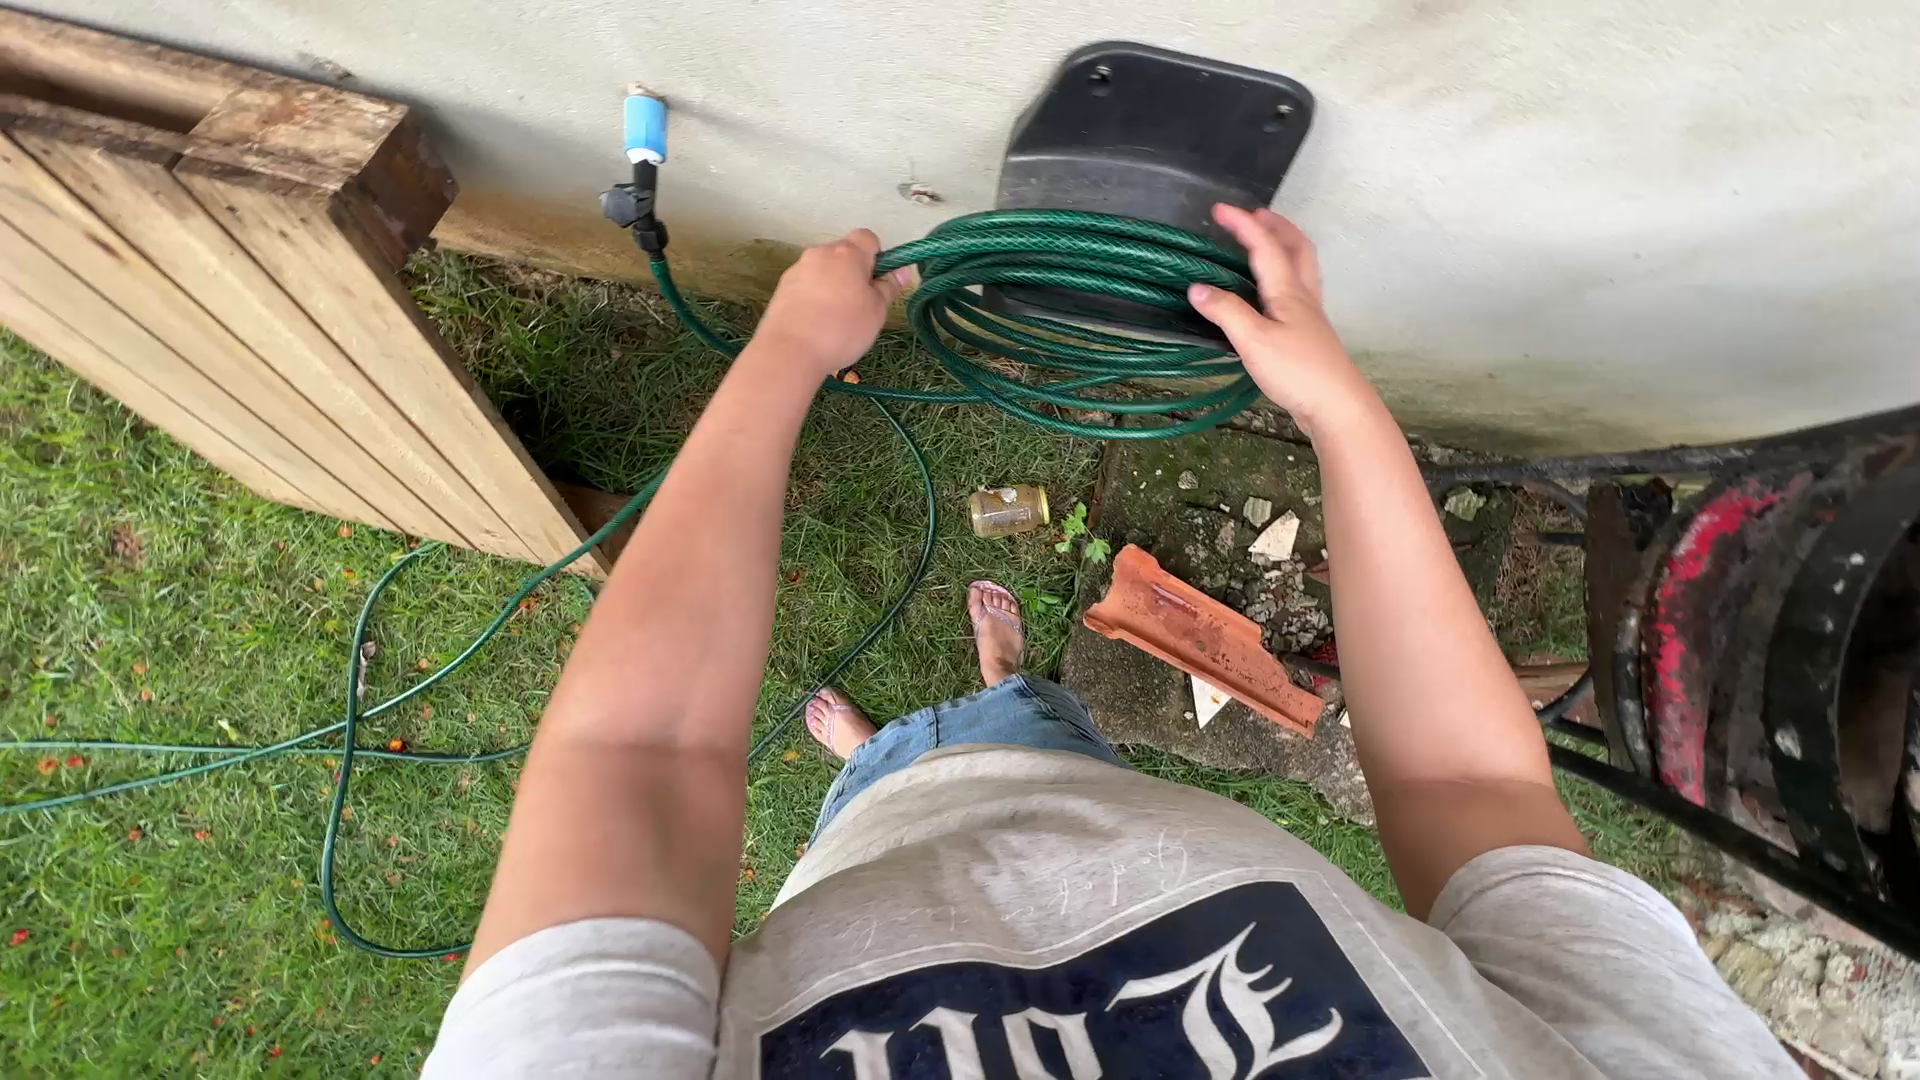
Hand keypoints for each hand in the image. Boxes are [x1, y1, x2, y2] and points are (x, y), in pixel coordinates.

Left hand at [753, 228, 911, 377]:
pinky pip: (806, 286)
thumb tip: (903, 270)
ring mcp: (798, 269)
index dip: (877, 257)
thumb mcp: (876, 312)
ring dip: (833, 287)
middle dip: (853, 274)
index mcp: (848, 254)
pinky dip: (814, 299)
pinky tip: (816, 325)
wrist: (790, 351)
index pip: (868, 238)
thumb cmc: (842, 329)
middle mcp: (820, 253)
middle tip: (860, 307)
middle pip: (843, 255)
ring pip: (824, 271)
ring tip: (835, 320)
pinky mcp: (782, 288)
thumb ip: (888, 287)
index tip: (877, 283)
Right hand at [1187, 205, 1377, 434]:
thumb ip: (1226, 312)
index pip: (1264, 247)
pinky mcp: (1309, 332)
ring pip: (1302, 267)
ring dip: (1285, 246)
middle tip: (1254, 216)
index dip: (1242, 225)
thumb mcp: (1253, 341)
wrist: (1335, 403)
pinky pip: (1300, 289)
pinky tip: (1275, 290)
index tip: (1219, 209)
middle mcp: (1302, 295)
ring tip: (1267, 242)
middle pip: (1296, 247)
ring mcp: (1310, 314)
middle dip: (1275, 226)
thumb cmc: (1295, 370)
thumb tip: (1197, 288)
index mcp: (1287, 290)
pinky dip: (1287, 274)